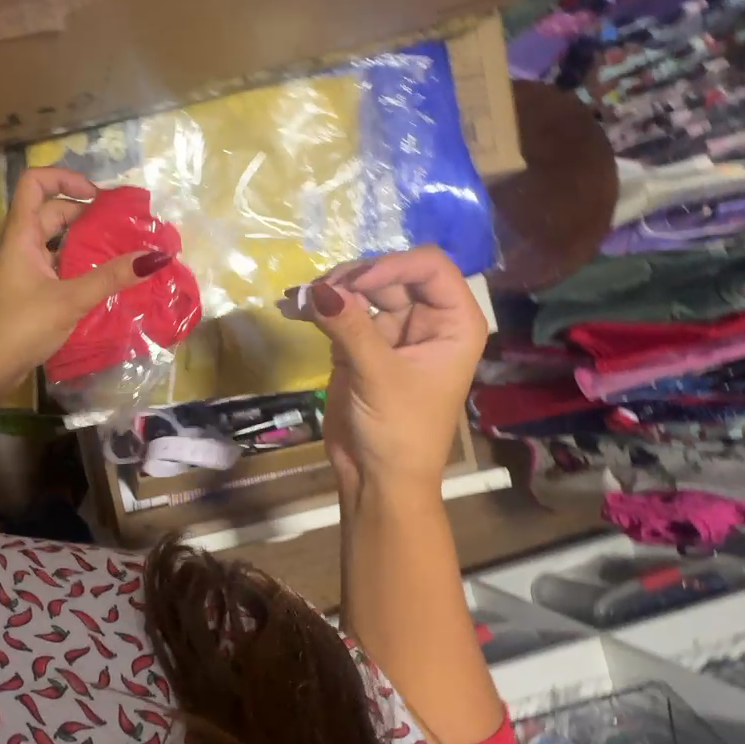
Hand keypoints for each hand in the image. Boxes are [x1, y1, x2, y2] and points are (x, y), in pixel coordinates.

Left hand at [0, 167, 168, 394]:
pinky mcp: (28, 294)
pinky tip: (103, 281)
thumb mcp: (70, 300)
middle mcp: (19, 247)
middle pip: (52, 213)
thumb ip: (111, 277)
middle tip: (123, 228)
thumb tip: (156, 256)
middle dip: (86, 214)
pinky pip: (56, 268)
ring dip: (85, 243)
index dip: (65, 177)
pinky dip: (78, 267)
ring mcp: (22, 271)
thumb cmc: (20, 328)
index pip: (35, 182)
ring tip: (121, 252)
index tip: (97, 197)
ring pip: (56, 243)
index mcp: (21, 236)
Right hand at [280, 247, 487, 496]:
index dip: (390, 266)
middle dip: (352, 278)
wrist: (377, 478)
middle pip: (391, 275)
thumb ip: (349, 326)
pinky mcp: (359, 346)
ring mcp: (391, 332)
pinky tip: (291, 307)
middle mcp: (426, 320)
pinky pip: (340, 315)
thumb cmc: (399, 430)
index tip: (350, 285)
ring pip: (361, 292)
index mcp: (453, 322)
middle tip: (315, 292)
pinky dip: (316, 308)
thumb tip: (314, 288)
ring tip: (296, 298)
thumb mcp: (378, 376)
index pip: (429, 268)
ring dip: (329, 290)